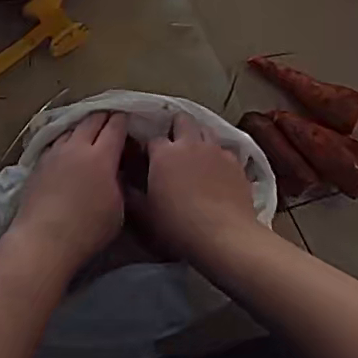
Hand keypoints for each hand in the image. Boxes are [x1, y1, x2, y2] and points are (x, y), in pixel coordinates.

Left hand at [6, 111, 127, 273]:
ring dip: (84, 126)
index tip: (128, 120)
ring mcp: (56, 152)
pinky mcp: (40, 162)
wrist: (43, 240)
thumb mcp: (118, 210)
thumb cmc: (87, 230)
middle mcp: (78, 146)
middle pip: (93, 119)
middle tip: (112, 121)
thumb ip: (119, 183)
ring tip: (89, 132)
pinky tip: (68, 149)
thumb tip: (116, 170)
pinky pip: (57, 142)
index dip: (123, 119)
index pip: (115, 126)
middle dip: (105, 116)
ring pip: (73, 127)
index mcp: (102, 156)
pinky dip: (67, 140)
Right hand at [130, 114, 264, 261]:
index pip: (152, 139)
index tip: (147, 162)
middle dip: (176, 128)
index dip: (149, 150)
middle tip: (173, 148)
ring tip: (196, 154)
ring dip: (198, 137)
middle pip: (182, 120)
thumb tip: (121, 180)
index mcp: (164, 153)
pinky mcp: (235, 162)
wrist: (224, 237)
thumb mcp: (143, 217)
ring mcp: (215, 150)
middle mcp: (190, 143)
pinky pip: (225, 150)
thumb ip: (130, 195)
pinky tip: (217, 171)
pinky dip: (218, 156)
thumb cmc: (177, 227)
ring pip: (205, 129)